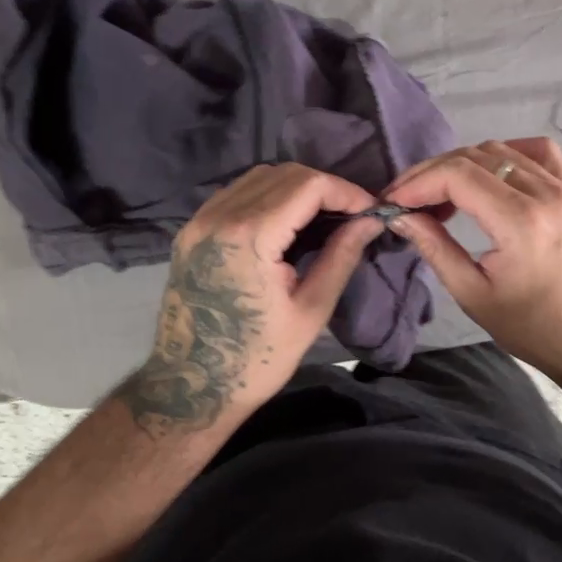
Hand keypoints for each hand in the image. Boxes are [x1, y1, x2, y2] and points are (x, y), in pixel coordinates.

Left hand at [121, 164, 381, 438]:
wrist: (192, 387)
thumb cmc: (258, 358)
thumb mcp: (311, 309)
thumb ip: (342, 255)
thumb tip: (371, 220)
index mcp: (250, 236)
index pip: (308, 185)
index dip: (346, 191)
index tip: (370, 210)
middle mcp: (219, 217)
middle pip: (284, 174)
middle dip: (324, 187)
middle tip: (351, 214)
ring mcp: (199, 222)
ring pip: (258, 178)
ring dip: (295, 188)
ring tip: (323, 216)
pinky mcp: (190, 232)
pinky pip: (235, 195)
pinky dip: (267, 197)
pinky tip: (286, 223)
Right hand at [383, 138, 561, 383]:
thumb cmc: (532, 327)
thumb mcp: (473, 295)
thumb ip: (435, 248)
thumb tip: (399, 216)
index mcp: (520, 222)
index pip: (458, 175)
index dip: (418, 182)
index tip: (393, 201)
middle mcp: (544, 193)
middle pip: (474, 157)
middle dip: (432, 173)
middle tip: (407, 201)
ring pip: (501, 150)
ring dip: (463, 165)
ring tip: (441, 197)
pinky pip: (537, 151)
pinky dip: (505, 154)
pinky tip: (488, 176)